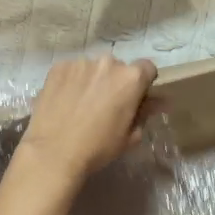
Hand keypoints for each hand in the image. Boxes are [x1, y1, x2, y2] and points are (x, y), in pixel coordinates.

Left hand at [14, 55, 156, 180]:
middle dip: (116, 82)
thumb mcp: (130, 136)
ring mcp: (81, 63)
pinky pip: (73, 71)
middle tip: (107, 105)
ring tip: (83, 104)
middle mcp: (108, 62)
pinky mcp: (58, 67)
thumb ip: (145, 112)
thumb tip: (159, 102)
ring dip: (94, 81)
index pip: (147, 68)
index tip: (135, 99)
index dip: (144, 83)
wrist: (54, 152)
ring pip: (94, 68)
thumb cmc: (98, 148)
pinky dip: (73, 82)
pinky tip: (66, 101)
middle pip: (119, 67)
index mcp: (131, 78)